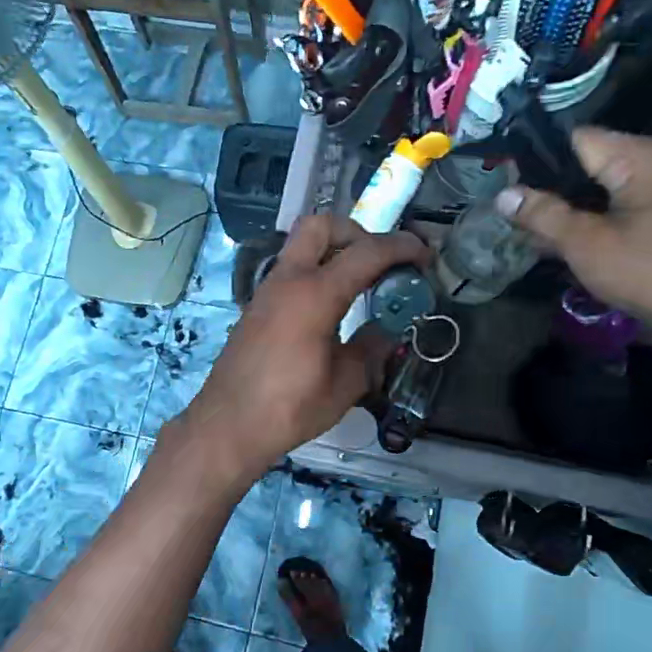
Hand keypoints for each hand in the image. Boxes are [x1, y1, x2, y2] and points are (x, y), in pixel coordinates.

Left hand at [172, 215, 427, 476]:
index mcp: (314, 294)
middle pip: (322, 225)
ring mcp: (268, 291)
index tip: (424, 255)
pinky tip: (332, 308)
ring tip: (361, 285)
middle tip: (379, 262)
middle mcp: (288, 280)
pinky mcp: (257, 307)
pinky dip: (316, 272)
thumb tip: (386, 332)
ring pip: (302, 246)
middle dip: (357, 233)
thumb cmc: (289, 408)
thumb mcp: (345, 385)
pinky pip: (291, 271)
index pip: (366, 252)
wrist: (227, 426)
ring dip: (334, 252)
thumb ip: (371, 350)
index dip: (401, 247)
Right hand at [497, 128, 651, 347]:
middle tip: (523, 218)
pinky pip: (626, 202)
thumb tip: (502, 195)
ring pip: (608, 186)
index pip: (577, 140)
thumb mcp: (585, 244)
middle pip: (592, 162)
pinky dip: (601, 217)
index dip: (540, 162)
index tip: (512, 188)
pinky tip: (575, 243)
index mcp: (643, 154)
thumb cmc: (646, 271)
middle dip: (556, 190)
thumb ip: (542, 214)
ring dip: (577, 208)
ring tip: (541, 235)